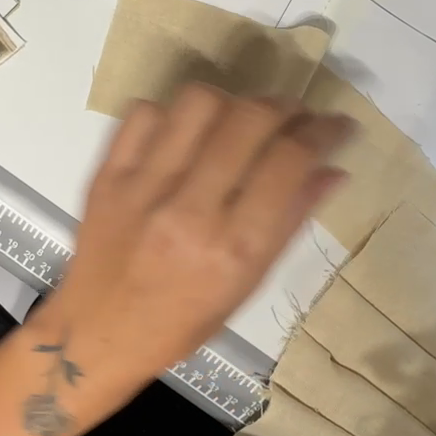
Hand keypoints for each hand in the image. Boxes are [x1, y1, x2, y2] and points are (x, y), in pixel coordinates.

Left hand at [35, 83, 352, 396]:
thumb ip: (289, 222)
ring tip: (236, 122)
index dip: (324, 131)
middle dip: (286, 107)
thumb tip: (333, 169)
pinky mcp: (107, 176)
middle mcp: (190, 210)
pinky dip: (173, 114)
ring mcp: (142, 189)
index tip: (336, 125)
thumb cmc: (181, 322)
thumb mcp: (246, 286)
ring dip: (230, 102)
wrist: (98, 333)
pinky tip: (184, 133)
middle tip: (293, 117)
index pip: (290, 160)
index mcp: (233, 248)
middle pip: (250, 120)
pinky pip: (143, 114)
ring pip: (198, 103)